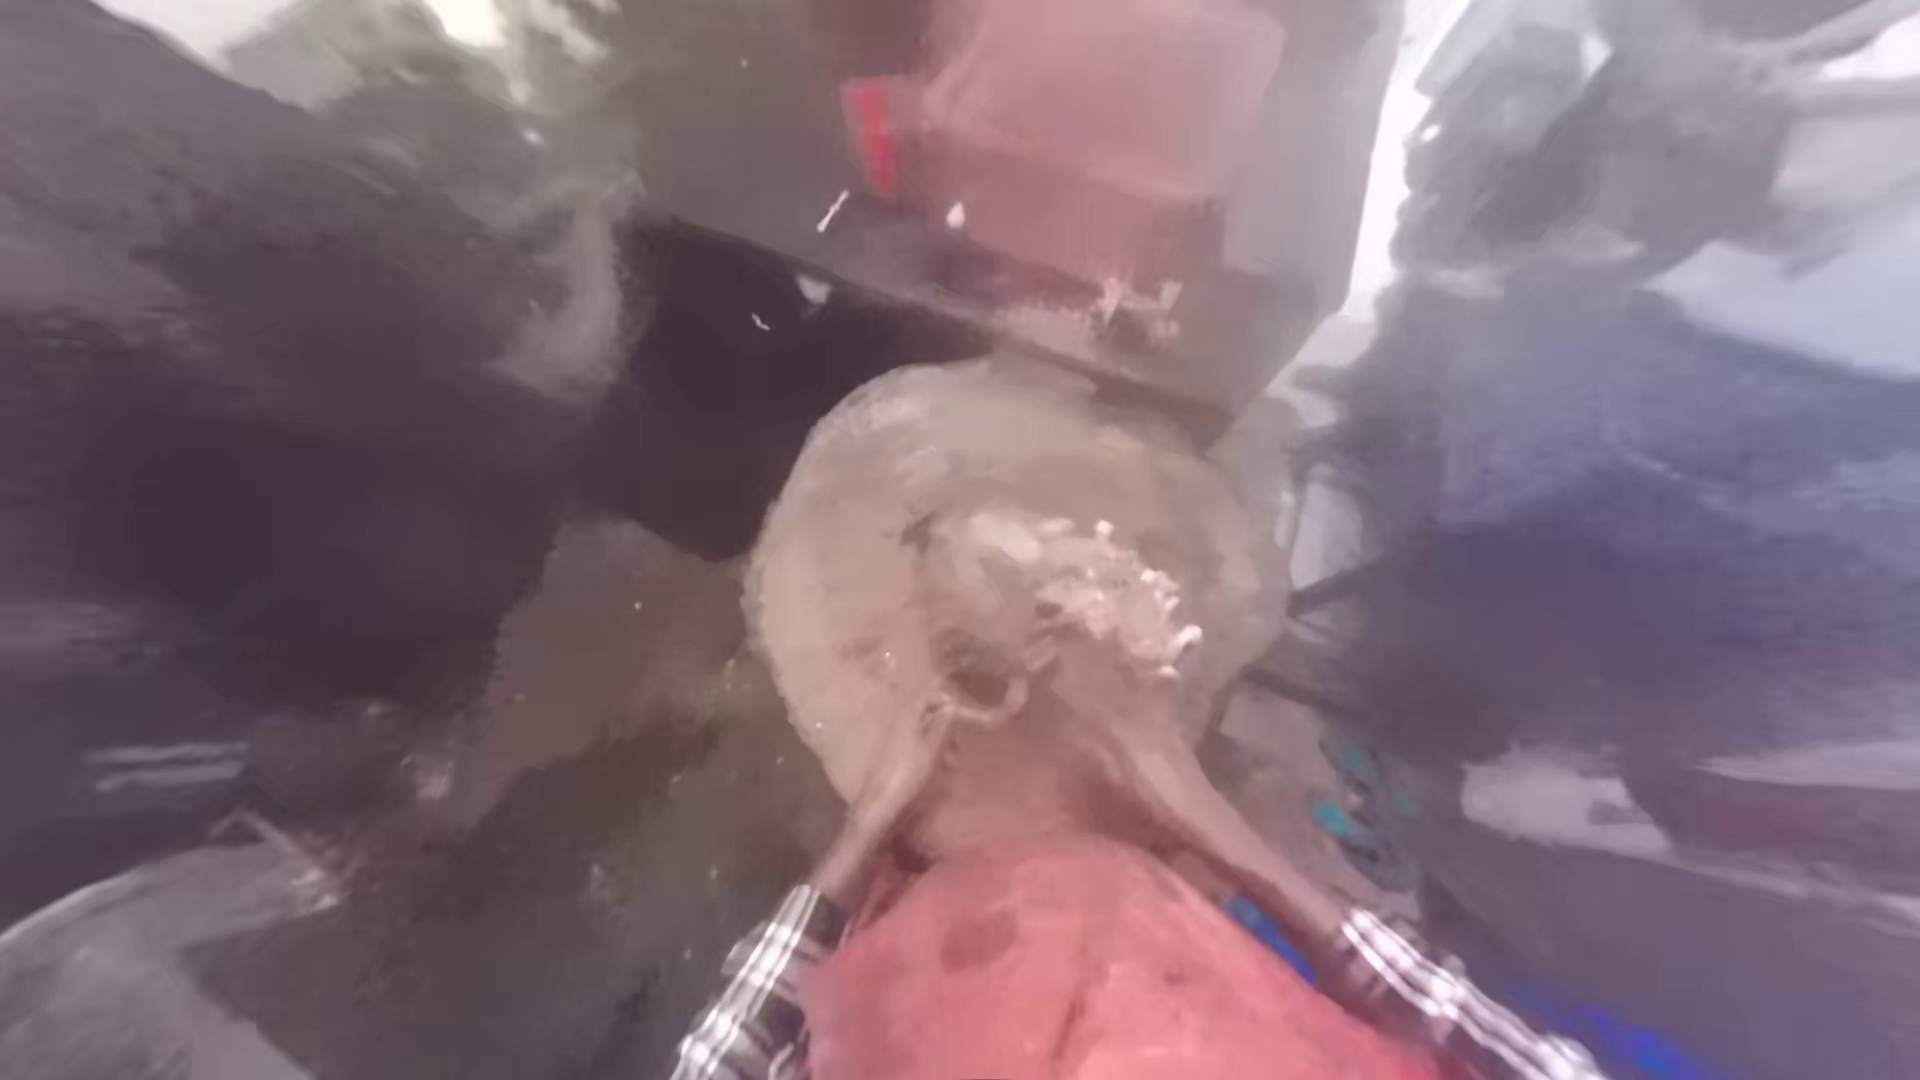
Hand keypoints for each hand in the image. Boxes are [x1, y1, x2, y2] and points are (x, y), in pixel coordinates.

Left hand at [847, 702, 958, 836]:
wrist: (880, 803)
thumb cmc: (907, 773)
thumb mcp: (930, 749)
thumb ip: (942, 726)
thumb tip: (952, 706)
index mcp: (907, 718)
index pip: (926, 698)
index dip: (943, 700)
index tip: (959, 709)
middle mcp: (899, 724)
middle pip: (925, 715)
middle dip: (945, 725)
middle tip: (959, 743)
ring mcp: (895, 740)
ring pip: (923, 732)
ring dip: (940, 741)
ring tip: (952, 762)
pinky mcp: (894, 756)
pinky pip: (917, 745)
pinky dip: (931, 752)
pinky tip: (938, 769)